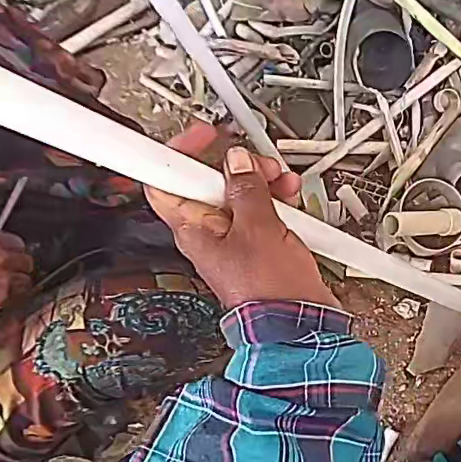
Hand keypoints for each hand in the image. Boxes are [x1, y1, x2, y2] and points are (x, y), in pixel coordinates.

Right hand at [0, 229, 32, 338]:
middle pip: (25, 262)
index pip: (16, 242)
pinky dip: (10, 298)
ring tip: (3, 287)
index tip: (7, 255)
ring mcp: (3, 280)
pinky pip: (15, 298)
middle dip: (18, 267)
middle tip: (7, 272)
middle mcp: (0, 257)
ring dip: (18, 284)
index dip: (10, 250)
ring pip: (25, 281)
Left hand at [146, 147, 338, 308]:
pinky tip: (291, 201)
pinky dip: (276, 203)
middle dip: (237, 167)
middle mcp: (210, 234)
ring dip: (262, 183)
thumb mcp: (259, 227)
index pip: (163, 183)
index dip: (175, 154)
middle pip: (209, 184)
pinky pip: (261, 215)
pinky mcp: (259, 248)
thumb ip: (246, 188)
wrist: (298, 324)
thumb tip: (238, 163)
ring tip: (282, 183)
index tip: (198, 137)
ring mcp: (236, 241)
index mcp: (193, 229)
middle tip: (257, 164)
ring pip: (239, 197)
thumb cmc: (269, 292)